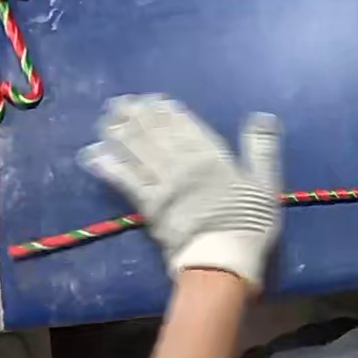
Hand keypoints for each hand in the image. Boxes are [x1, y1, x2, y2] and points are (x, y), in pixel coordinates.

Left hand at [79, 95, 280, 287]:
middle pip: (155, 134)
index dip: (166, 111)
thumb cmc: (248, 223)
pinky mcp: (147, 205)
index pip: (184, 126)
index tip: (152, 99)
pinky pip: (124, 180)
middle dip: (135, 116)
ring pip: (137, 151)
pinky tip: (93, 154)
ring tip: (105, 120)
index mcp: (211, 156)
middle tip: (118, 103)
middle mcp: (182, 163)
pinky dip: (108, 165)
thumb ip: (261, 148)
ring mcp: (162, 183)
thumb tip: (262, 117)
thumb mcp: (265, 183)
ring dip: (119, 133)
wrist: (222, 259)